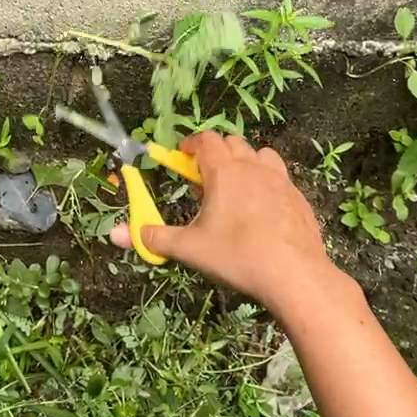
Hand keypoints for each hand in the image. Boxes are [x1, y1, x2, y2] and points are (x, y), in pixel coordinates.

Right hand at [111, 132, 340, 318]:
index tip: (180, 157)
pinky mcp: (299, 199)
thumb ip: (154, 237)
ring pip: (261, 155)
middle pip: (233, 142)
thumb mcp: (189, 248)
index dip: (190, 145)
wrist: (296, 276)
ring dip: (246, 162)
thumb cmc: (237, 256)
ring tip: (236, 188)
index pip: (205, 140)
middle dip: (215, 153)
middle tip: (203, 178)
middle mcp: (253, 167)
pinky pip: (280, 178)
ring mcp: (281, 181)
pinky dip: (267, 184)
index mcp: (224, 171)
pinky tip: (262, 211)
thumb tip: (117, 235)